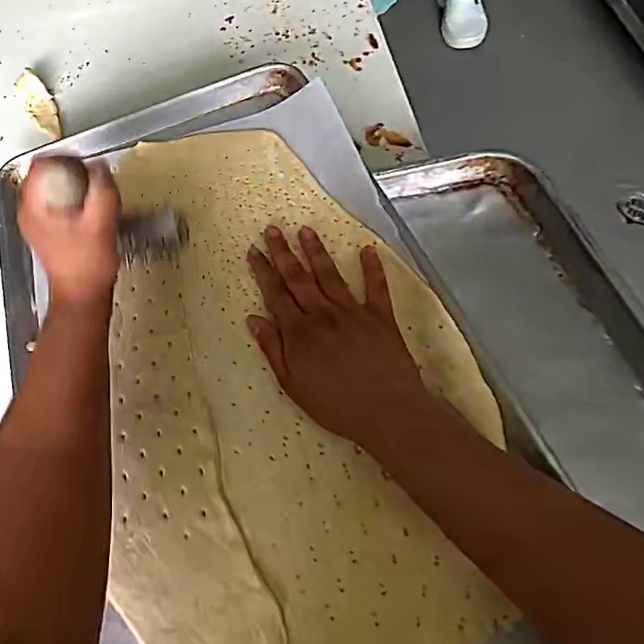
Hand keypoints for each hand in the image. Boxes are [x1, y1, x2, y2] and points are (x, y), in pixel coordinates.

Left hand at [20, 157, 119, 309]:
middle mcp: (28, 213)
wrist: (82, 295)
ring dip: (72, 185)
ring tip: (92, 193)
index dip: (62, 157)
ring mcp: (35, 222)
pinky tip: (89, 210)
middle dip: (69, 171)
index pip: (38, 165)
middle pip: (44, 174)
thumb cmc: (85, 267)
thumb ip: (102, 190)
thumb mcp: (101, 222)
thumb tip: (99, 168)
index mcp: (33, 208)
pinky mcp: (46, 229)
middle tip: (90, 177)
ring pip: (51, 187)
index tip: (80, 161)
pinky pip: (56, 201)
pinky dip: (72, 199)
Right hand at [244, 226, 434, 450]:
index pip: (275, 293)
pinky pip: (376, 288)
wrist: (390, 414)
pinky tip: (367, 250)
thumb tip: (253, 319)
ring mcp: (353, 314)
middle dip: (283, 252)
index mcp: (298, 331)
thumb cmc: (335, 404)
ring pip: (329, 276)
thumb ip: (272, 348)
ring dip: (316, 252)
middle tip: (273, 230)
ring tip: (305, 231)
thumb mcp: (291, 383)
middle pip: (298, 277)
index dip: (262, 270)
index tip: (253, 250)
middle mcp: (322, 315)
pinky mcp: (381, 318)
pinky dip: (372, 268)